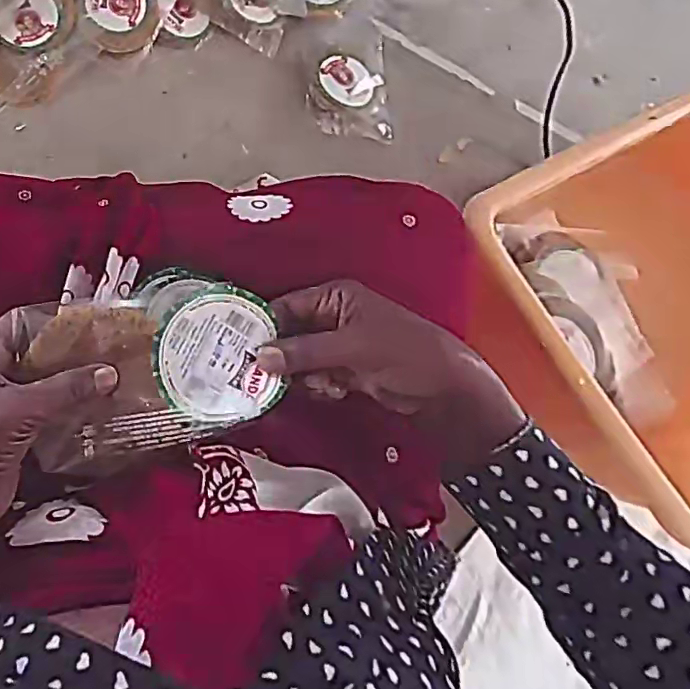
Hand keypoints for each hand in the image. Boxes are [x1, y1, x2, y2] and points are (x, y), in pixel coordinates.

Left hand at [0, 309, 116, 557]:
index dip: (53, 317)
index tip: (90, 317)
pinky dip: (75, 401)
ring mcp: (8, 401)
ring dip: (76, 376)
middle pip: (38, 350)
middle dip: (72, 348)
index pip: (20, 322)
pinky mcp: (20, 426)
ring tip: (112, 366)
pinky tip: (102, 398)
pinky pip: (52, 404)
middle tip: (109, 342)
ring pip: (48, 378)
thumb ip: (64, 389)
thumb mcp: (18, 411)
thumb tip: (109, 373)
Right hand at [255, 280, 527, 460]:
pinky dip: (317, 385)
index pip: (287, 306)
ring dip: (303, 375)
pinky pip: (314, 374)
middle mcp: (333, 315)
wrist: (447, 392)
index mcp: (336, 296)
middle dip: (282, 356)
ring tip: (323, 384)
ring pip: (299, 358)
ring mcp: (338, 343)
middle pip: (289, 333)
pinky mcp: (344, 368)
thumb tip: (260, 356)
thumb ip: (304, 352)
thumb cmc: (405, 354)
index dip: (264, 326)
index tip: (242, 347)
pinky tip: (334, 390)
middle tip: (265, 375)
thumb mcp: (351, 349)